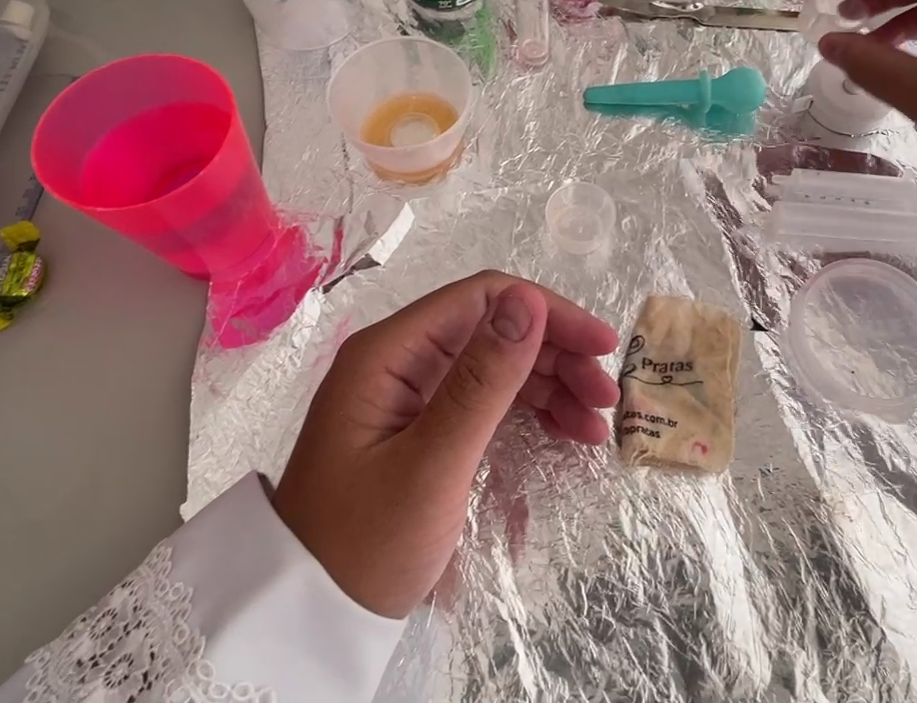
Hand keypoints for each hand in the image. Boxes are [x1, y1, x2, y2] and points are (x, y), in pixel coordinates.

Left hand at [272, 271, 619, 618]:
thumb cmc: (366, 545)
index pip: (482, 300)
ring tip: (595, 423)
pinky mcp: (425, 424)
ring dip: (552, 384)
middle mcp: (401, 359)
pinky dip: (531, 410)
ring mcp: (412, 392)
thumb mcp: (432, 464)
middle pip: (495, 330)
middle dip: (557, 355)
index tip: (602, 346)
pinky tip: (567, 431)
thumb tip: (528, 300)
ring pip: (498, 364)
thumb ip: (482, 381)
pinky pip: (488, 399)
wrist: (311, 616)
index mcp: (390, 352)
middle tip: (605, 398)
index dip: (547, 313)